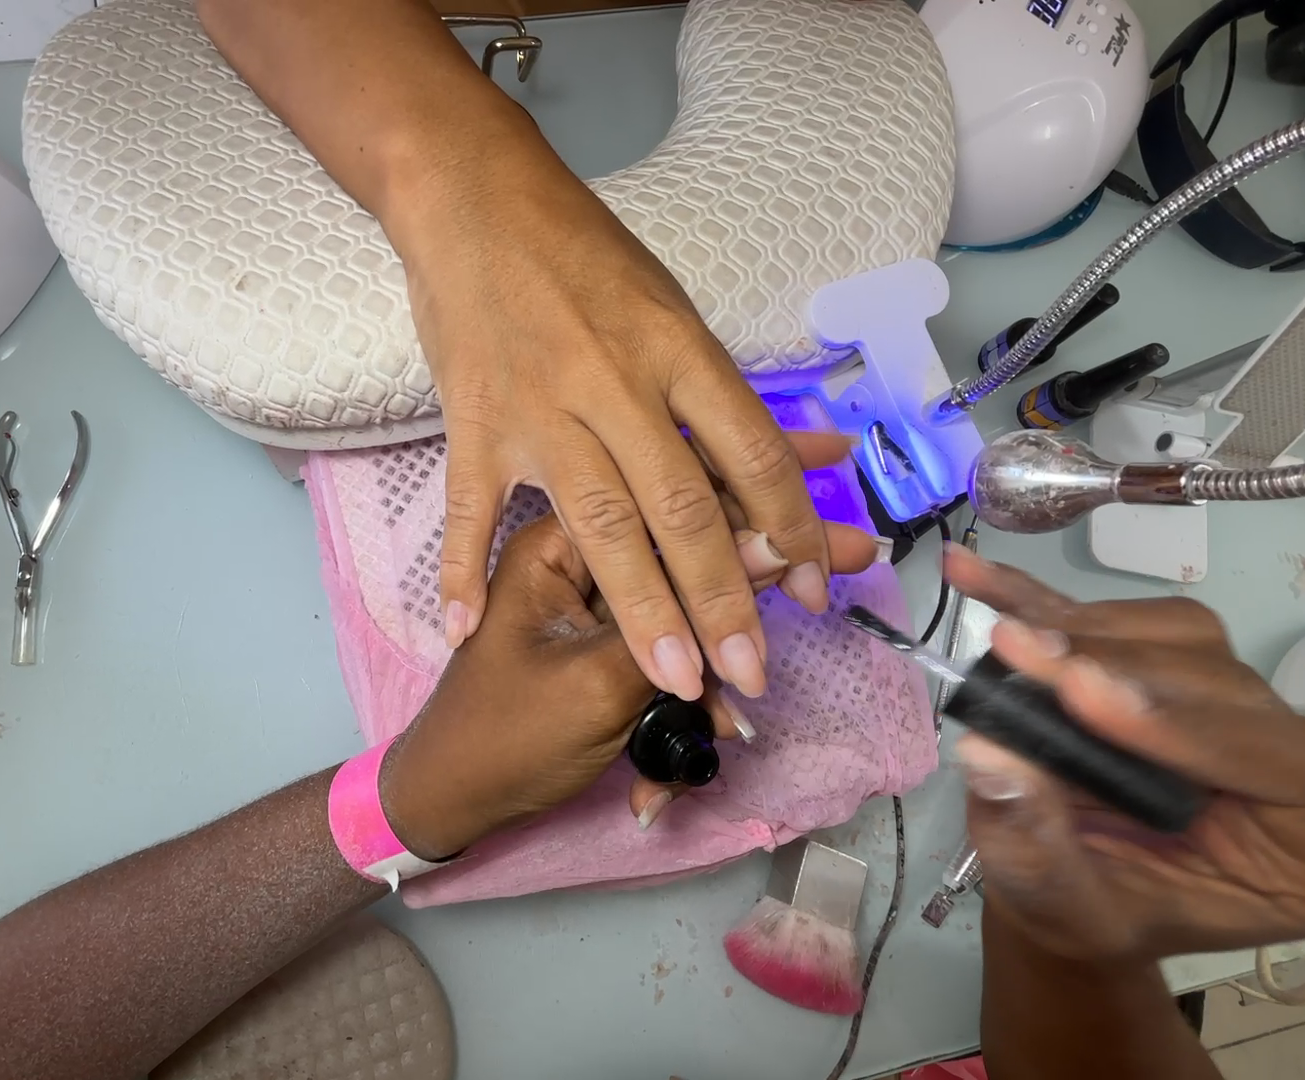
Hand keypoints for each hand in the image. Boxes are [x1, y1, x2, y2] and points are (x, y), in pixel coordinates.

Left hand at [380, 433, 876, 858]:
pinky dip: (707, 656)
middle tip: (850, 547)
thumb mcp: (596, 681)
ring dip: (745, 604)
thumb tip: (767, 550)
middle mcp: (578, 554)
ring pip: (683, 582)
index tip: (825, 496)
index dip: (751, 500)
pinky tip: (735, 698)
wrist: (453, 797)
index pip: (662, 499)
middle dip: (768, 543)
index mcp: (557, 542)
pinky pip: (670, 624)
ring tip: (821, 594)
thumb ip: (680, 615)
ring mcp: (594, 595)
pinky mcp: (606, 634)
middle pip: (685, 534)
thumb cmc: (509, 737)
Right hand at [393, 157, 836, 703]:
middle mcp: (616, 388)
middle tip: (750, 675)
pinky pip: (469, 509)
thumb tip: (797, 456)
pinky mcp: (474, 427)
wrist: (476, 201)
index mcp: (676, 349)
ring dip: (639, 610)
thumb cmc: (582, 252)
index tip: (808, 594)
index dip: (790, 532)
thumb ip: (717, 392)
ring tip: (671, 680)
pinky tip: (458, 628)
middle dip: (723, 600)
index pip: (752, 456)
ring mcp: (540, 414)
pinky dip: (460, 570)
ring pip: (599, 525)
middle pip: (683, 510)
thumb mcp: (670, 306)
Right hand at [945, 547, 1304, 962]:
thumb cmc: (1076, 912)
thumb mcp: (1055, 900)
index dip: (1188, 724)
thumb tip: (987, 753)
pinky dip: (1033, 596)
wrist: (1057, 887)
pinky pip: (1104, 619)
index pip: (1287, 768)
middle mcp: (1281, 770)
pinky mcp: (1151, 671)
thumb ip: (1030, 840)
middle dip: (1111, 664)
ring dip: (1080, 626)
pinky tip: (974, 577)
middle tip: (1015, 649)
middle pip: (1223, 684)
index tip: (1079, 694)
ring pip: (1173, 634)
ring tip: (1001, 633)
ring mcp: (1217, 709)